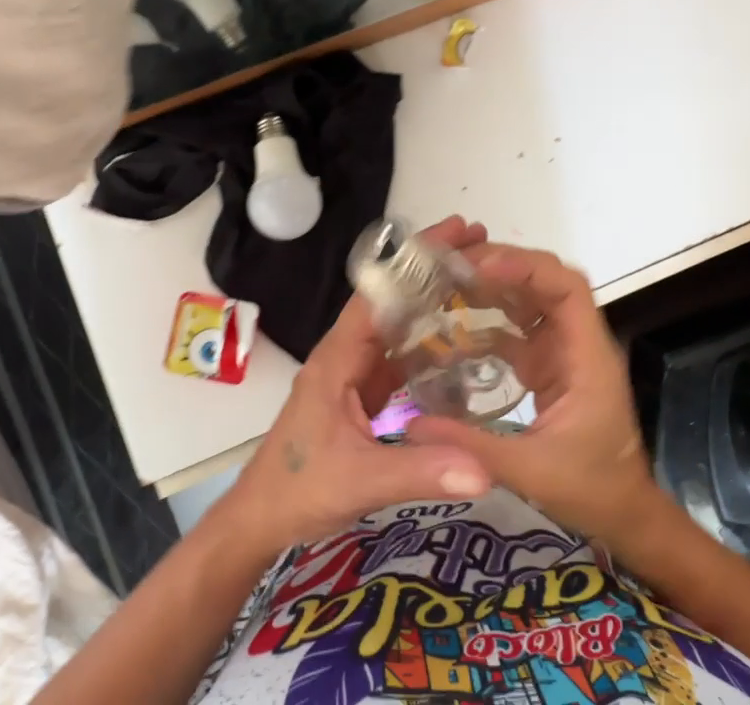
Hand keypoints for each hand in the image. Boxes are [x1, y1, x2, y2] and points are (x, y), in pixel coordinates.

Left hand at [215, 217, 494, 555]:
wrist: (262, 520)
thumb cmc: (300, 490)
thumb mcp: (362, 481)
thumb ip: (420, 471)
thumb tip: (486, 469)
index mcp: (338, 359)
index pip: (380, 294)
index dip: (417, 259)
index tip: (458, 231)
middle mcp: (344, 357)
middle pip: (391, 302)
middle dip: (432, 273)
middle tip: (483, 249)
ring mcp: (351, 377)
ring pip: (396, 329)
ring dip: (431, 307)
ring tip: (480, 289)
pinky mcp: (359, 398)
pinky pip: (397, 360)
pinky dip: (427, 346)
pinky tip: (459, 347)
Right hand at [406, 243, 661, 545]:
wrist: (623, 514)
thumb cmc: (589, 490)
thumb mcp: (528, 471)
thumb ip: (471, 446)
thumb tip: (409, 425)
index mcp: (587, 357)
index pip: (567, 288)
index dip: (525, 268)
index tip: (479, 267)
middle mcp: (579, 344)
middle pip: (547, 284)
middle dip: (503, 267)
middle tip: (450, 268)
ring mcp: (565, 354)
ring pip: (532, 301)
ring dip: (494, 288)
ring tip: (446, 283)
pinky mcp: (550, 368)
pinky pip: (520, 329)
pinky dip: (490, 320)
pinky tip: (454, 323)